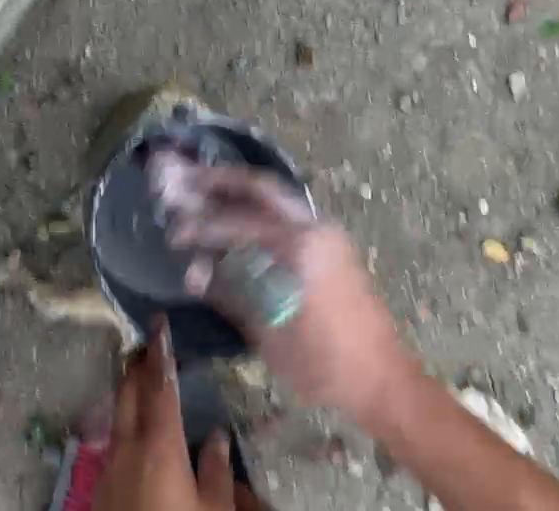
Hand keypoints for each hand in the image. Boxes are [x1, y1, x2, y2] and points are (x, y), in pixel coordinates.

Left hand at [94, 320, 238, 510]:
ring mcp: (110, 467)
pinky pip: (115, 441)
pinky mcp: (102, 488)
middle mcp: (128, 447)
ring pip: (117, 415)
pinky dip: (126, 423)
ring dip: (128, 392)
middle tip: (149, 343)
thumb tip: (219, 436)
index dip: (160, 352)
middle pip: (128, 391)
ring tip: (143, 379)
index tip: (159, 323)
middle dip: (136, 364)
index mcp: (159, 445)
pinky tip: (139, 434)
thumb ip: (217, 472)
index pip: (159, 386)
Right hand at [158, 165, 407, 412]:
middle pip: (260, 187)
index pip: (238, 222)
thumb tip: (193, 272)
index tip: (173, 232)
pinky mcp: (330, 245)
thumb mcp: (270, 334)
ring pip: (275, 196)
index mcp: (301, 245)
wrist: (385, 380)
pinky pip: (287, 212)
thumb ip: (230, 295)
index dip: (201, 226)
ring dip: (238, 191)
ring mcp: (327, 233)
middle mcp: (315, 227)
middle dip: (219, 181)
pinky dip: (257, 208)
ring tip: (203, 188)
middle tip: (184, 178)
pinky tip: (235, 216)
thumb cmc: (326, 363)